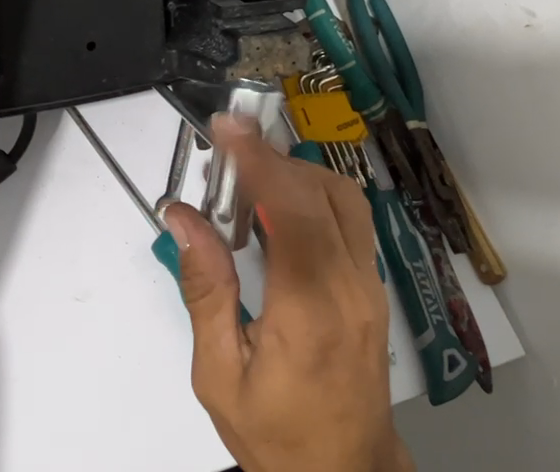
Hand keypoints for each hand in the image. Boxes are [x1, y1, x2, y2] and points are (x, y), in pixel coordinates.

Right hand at [166, 118, 413, 471]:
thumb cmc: (278, 433)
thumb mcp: (221, 373)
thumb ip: (205, 290)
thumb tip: (184, 219)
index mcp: (309, 309)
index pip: (290, 208)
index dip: (258, 159)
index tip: (228, 127)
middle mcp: (350, 287)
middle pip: (321, 192)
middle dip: (271, 158)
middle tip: (227, 151)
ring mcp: (370, 286)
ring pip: (346, 199)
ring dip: (299, 173)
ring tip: (252, 176)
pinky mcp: (374, 289)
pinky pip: (353, 221)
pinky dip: (317, 196)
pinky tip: (282, 207)